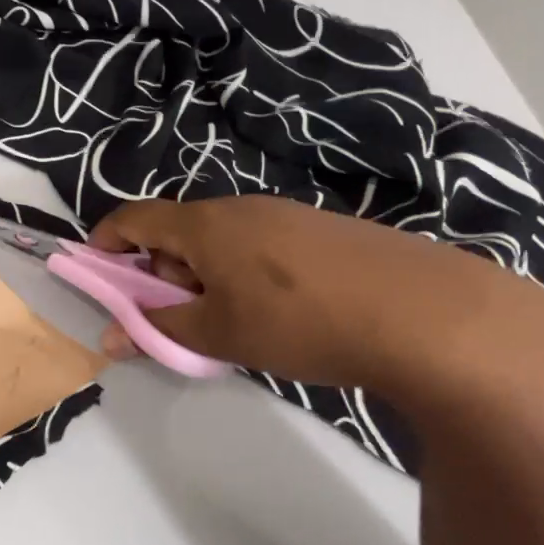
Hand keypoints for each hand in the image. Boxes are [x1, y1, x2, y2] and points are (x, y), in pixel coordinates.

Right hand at [88, 194, 543, 391]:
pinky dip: (253, 271)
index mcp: (203, 224)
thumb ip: (158, 330)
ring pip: (225, 238)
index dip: (107, 242)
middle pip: (178, 228)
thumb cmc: (305, 323)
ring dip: (209, 272)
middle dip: (163, 268)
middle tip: (180, 313)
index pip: (132, 217)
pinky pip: (267, 244)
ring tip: (239, 320)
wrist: (443, 320)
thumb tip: (108, 337)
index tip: (100, 273)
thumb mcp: (220, 336)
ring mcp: (291, 215)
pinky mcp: (334, 231)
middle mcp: (240, 207)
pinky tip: (291, 313)